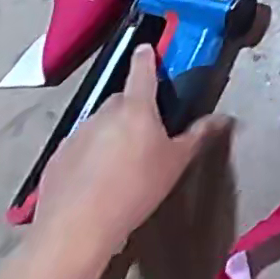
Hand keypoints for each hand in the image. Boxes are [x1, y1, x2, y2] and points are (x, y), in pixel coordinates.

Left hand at [33, 45, 228, 262]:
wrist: (75, 230)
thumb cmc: (136, 189)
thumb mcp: (176, 162)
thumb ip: (199, 135)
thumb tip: (223, 118)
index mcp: (136, 107)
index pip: (142, 70)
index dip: (146, 57)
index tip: (147, 48)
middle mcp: (103, 113)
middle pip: (122, 99)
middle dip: (134, 106)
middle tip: (148, 129)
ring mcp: (75, 135)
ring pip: (100, 122)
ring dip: (112, 131)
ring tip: (123, 160)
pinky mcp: (56, 158)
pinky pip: (80, 145)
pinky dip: (91, 152)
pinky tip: (98, 179)